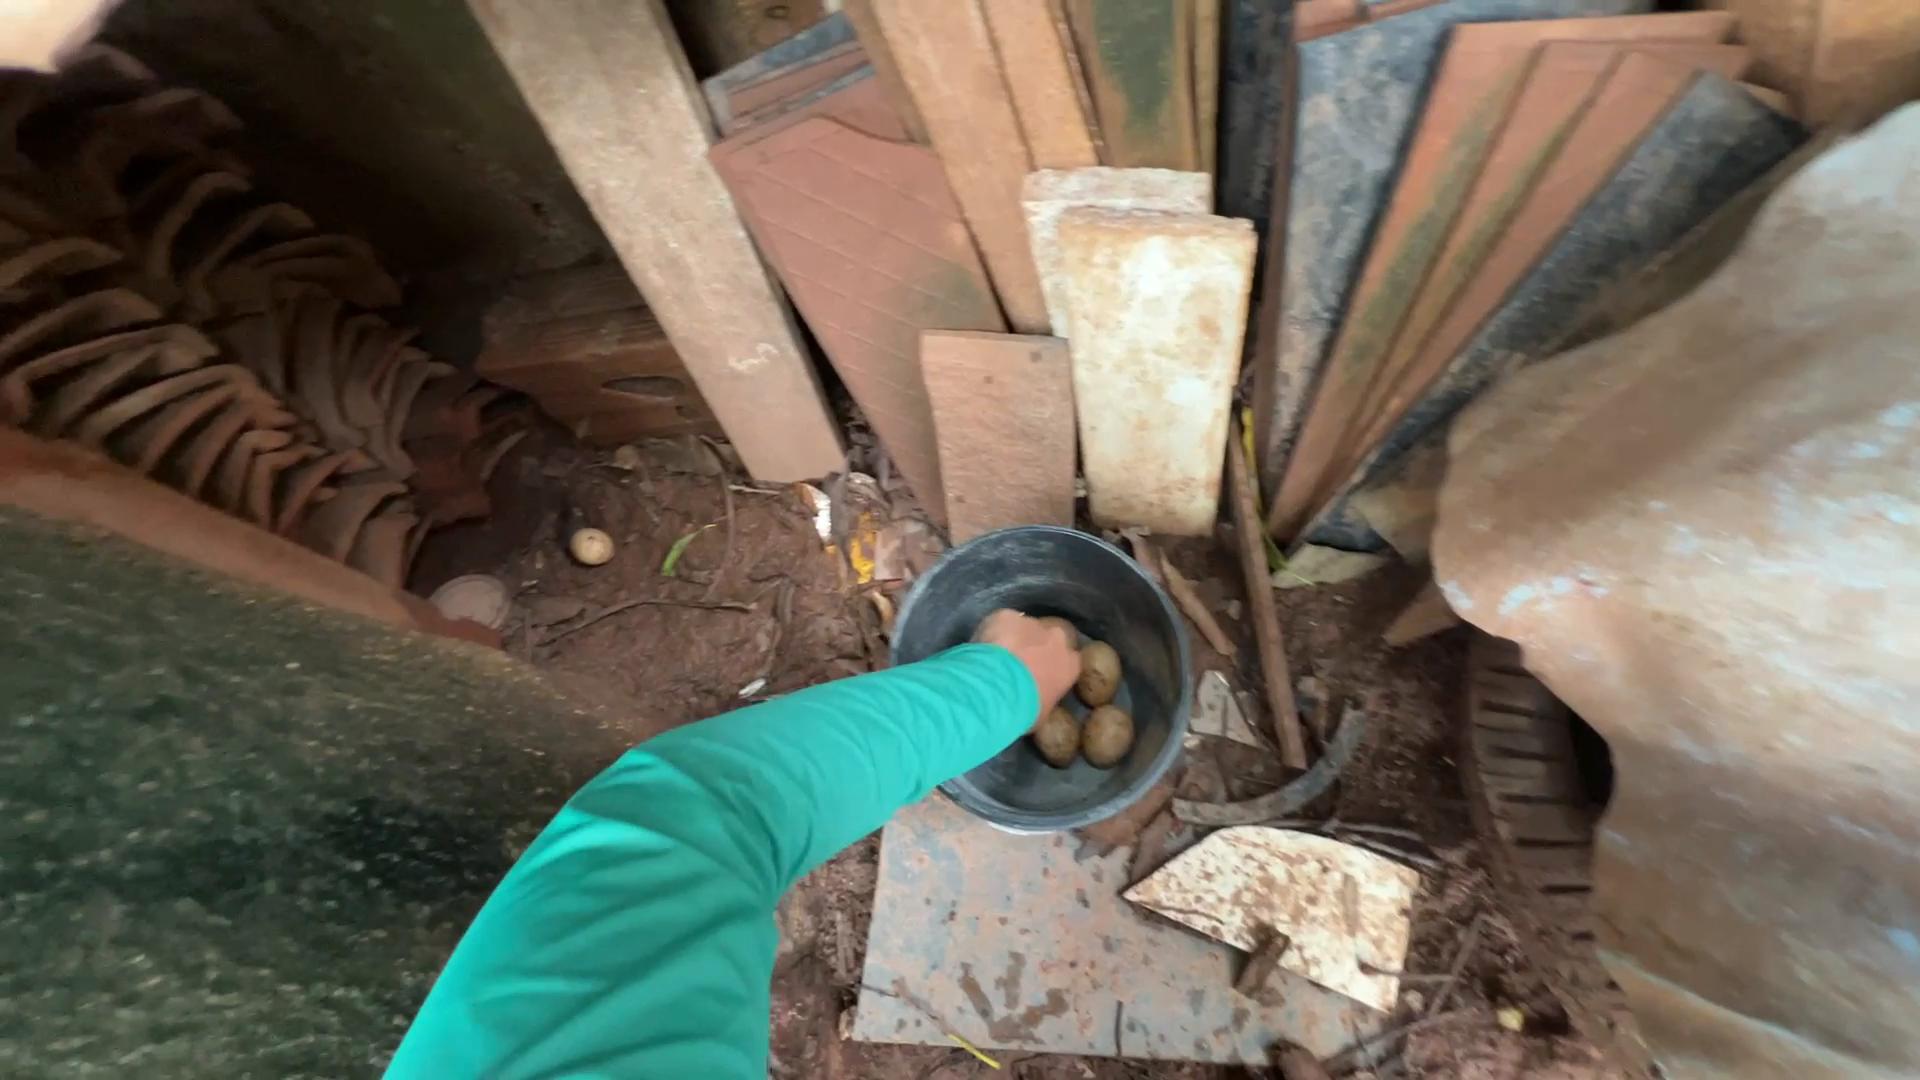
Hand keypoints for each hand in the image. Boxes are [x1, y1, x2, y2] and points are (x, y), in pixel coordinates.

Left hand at [973, 609, 1078, 724]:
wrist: (996, 688)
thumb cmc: (1024, 709)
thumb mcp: (1041, 714)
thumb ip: (1044, 699)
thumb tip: (1035, 702)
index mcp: (1070, 664)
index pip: (1068, 661)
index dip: (1052, 665)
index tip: (1038, 674)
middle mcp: (1056, 638)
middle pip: (1049, 637)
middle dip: (1036, 645)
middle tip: (1016, 661)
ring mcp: (1031, 623)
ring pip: (1023, 627)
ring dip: (1012, 638)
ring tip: (993, 656)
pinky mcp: (1006, 615)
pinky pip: (1000, 622)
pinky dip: (991, 632)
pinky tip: (980, 647)